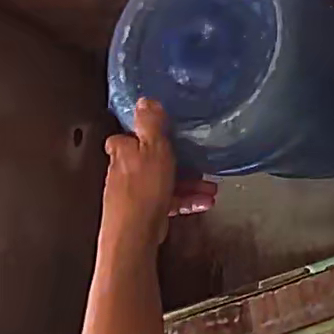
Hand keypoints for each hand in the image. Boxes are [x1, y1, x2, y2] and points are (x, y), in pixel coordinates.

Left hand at [102, 99, 216, 253]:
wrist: (135, 234)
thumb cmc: (143, 189)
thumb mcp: (153, 148)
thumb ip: (150, 124)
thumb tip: (144, 100)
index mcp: (124, 152)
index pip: (125, 138)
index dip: (141, 134)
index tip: (160, 132)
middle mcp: (124, 172)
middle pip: (152, 160)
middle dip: (178, 162)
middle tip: (199, 163)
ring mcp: (135, 194)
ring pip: (164, 181)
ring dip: (188, 183)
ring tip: (210, 187)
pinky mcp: (146, 212)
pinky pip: (169, 200)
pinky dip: (186, 200)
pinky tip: (204, 202)